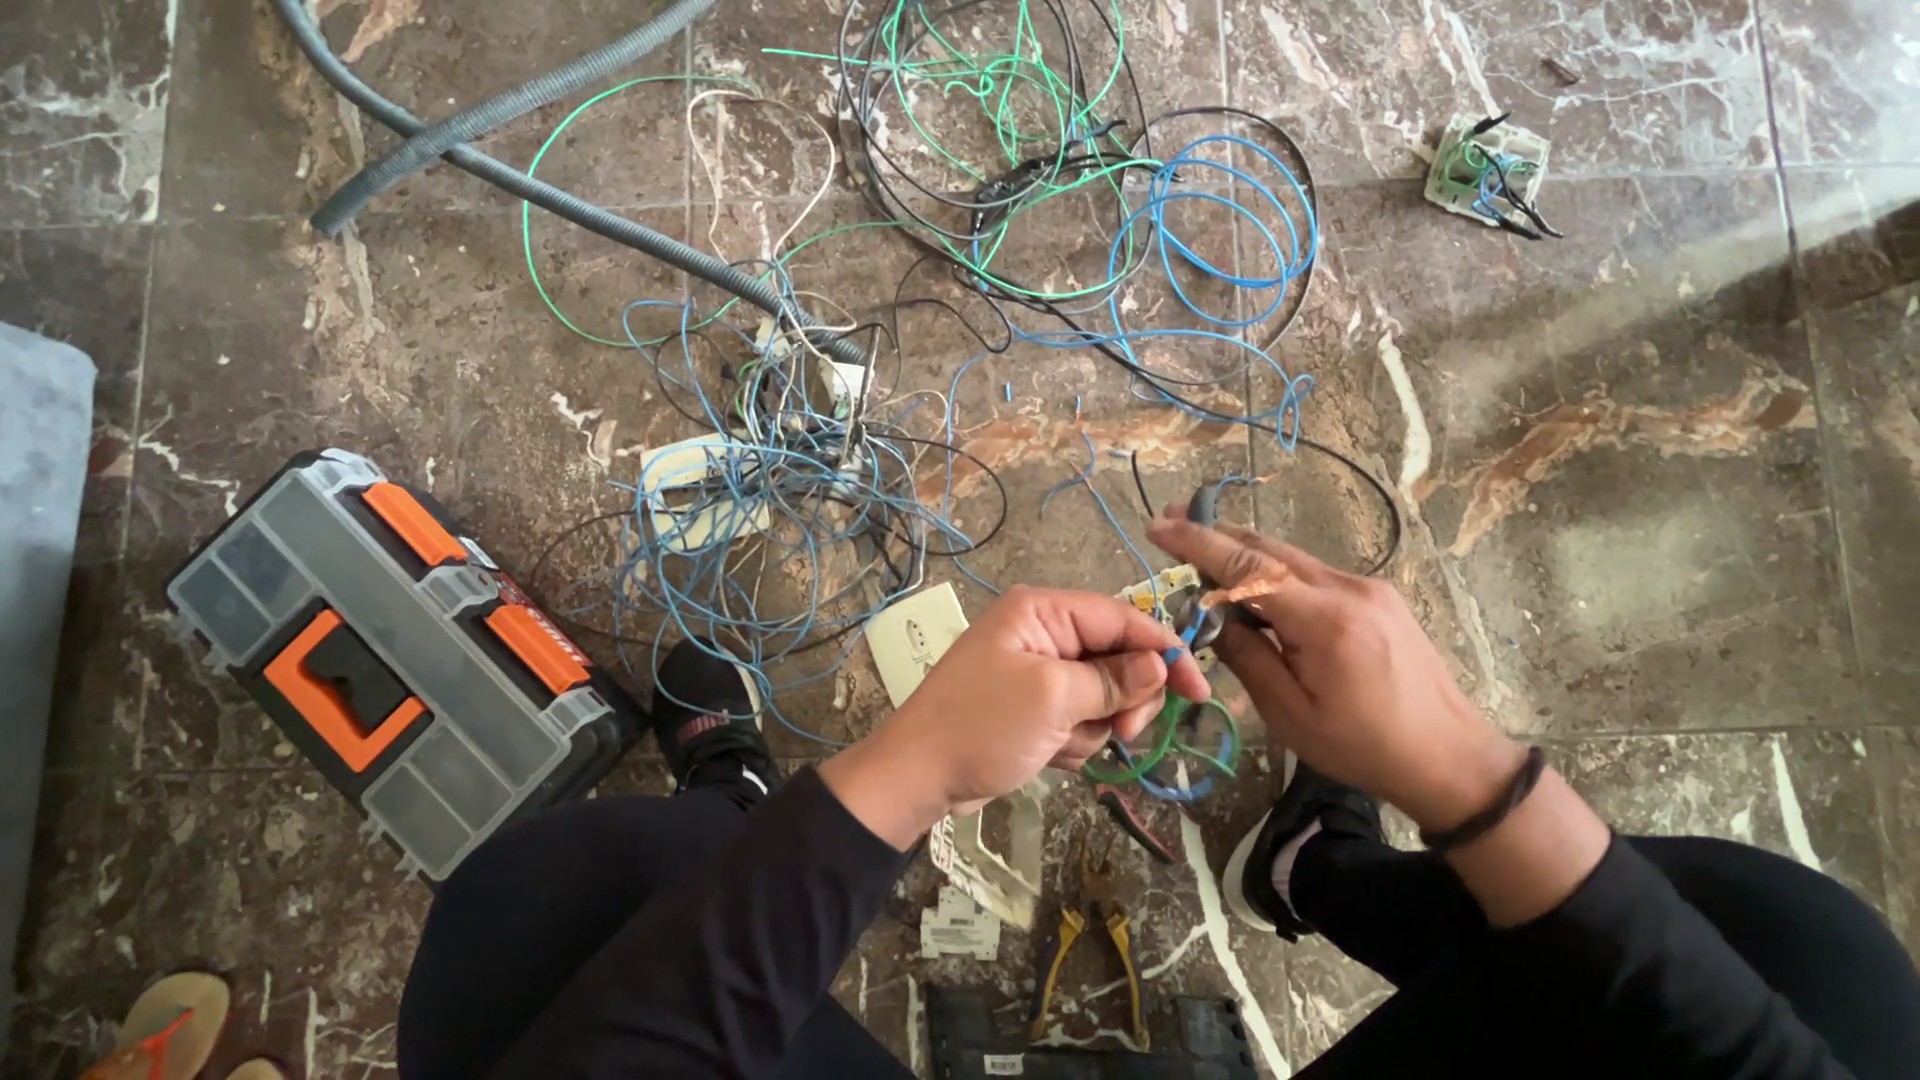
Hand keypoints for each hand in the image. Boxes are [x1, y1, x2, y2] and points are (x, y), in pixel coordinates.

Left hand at [819, 585, 1210, 848]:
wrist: (919, 777)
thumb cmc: (982, 726)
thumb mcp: (1053, 699)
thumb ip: (1113, 680)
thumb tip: (1161, 665)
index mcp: (1042, 612)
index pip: (1121, 618)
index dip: (1164, 651)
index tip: (1198, 692)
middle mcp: (1042, 633)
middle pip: (1117, 658)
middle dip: (1122, 700)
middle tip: (1124, 732)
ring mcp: (1037, 673)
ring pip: (1103, 697)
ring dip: (1091, 728)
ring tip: (1057, 742)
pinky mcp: (1034, 708)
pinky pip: (1079, 720)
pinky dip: (1071, 741)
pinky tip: (1044, 753)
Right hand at [1147, 511, 1523, 831]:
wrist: (1453, 758)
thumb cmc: (1364, 747)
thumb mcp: (1290, 713)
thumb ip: (1246, 656)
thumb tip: (1211, 616)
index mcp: (1325, 620)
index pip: (1247, 568)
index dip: (1197, 544)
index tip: (1159, 526)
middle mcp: (1348, 589)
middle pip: (1269, 550)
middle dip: (1215, 533)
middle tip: (1171, 520)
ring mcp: (1369, 589)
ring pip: (1291, 558)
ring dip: (1243, 554)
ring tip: (1200, 550)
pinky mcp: (1378, 598)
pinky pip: (1312, 574)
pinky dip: (1273, 573)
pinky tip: (1253, 587)